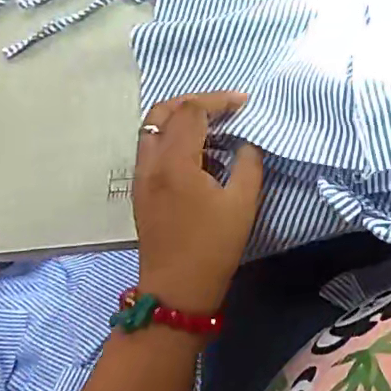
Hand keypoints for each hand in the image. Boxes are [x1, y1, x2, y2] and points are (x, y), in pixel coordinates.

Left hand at [132, 91, 262, 312]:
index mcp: (175, 162)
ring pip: (152, 128)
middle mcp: (150, 163)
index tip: (244, 104)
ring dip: (181, 119)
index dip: (219, 100)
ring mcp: (141, 177)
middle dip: (194, 102)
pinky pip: (152, 148)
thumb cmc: (214, 245)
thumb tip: (247, 142)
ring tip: (214, 128)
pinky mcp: (141, 190)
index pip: (191, 111)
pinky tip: (200, 154)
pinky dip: (173, 138)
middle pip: (163, 111)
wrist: (177, 289)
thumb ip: (248, 163)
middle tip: (224, 108)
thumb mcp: (243, 202)